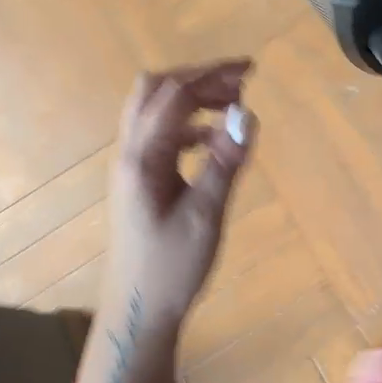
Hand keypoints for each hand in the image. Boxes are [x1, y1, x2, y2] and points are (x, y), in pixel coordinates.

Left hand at [105, 60, 257, 327]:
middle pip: (155, 91)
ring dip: (193, 100)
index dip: (212, 75)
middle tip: (241, 83)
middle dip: (198, 78)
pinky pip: (162, 136)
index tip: (251, 71)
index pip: (175, 96)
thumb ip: (226, 162)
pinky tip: (216, 142)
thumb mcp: (206, 215)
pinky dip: (190, 125)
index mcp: (142, 158)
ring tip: (234, 107)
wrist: (138, 312)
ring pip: (156, 112)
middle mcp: (130, 153)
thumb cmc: (171, 268)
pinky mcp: (141, 181)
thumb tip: (248, 114)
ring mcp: (132, 167)